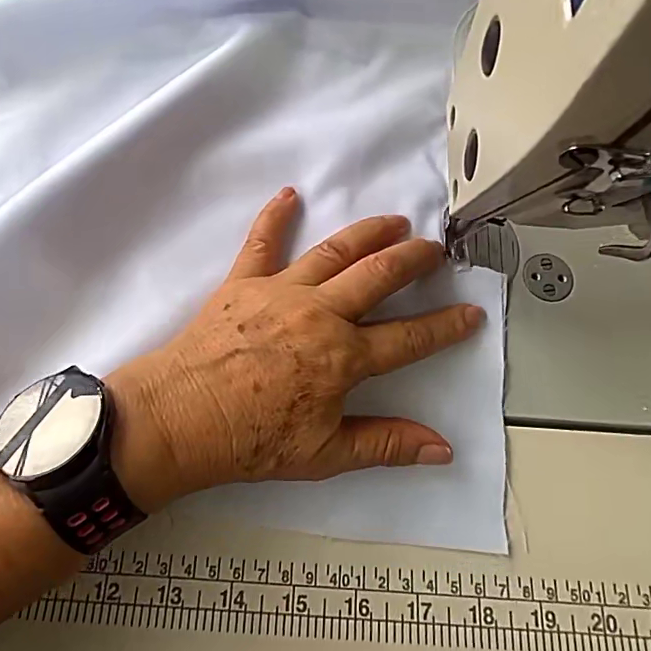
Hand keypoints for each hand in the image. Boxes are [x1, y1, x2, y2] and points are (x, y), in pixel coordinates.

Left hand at [107, 187, 485, 511]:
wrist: (181, 417)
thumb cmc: (248, 439)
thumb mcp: (324, 454)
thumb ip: (385, 444)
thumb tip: (441, 448)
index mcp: (342, 358)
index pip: (409, 338)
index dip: (445, 326)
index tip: (469, 313)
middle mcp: (318, 315)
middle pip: (378, 277)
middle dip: (413, 261)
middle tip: (434, 250)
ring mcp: (279, 293)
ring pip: (334, 252)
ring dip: (367, 234)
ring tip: (393, 222)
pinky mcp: (241, 284)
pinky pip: (261, 242)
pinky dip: (275, 216)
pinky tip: (289, 195)